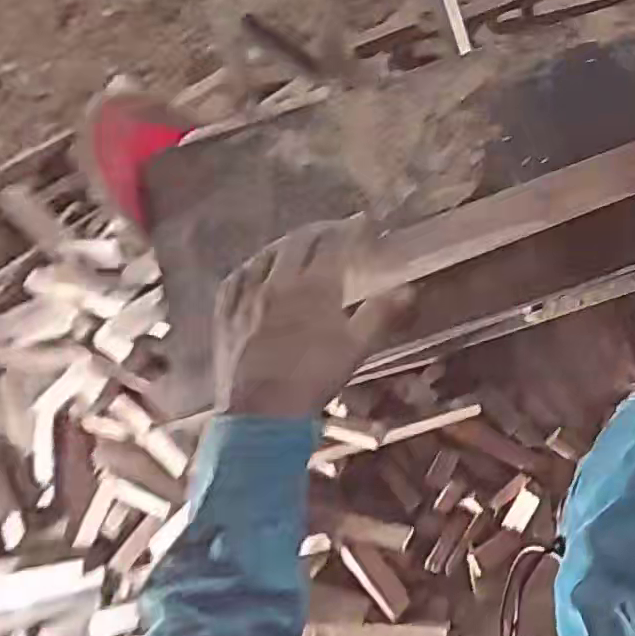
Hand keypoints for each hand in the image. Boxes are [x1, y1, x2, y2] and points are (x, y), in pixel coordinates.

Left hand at [212, 217, 413, 418]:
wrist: (263, 413)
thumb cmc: (316, 376)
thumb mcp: (357, 345)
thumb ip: (381, 312)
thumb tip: (408, 288)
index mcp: (315, 286)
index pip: (336, 244)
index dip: (352, 229)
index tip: (365, 222)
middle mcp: (279, 282)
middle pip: (299, 242)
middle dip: (321, 230)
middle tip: (336, 229)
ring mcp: (248, 297)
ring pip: (266, 256)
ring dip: (287, 245)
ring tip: (299, 245)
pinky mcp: (227, 315)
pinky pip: (236, 279)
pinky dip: (252, 267)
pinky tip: (256, 270)